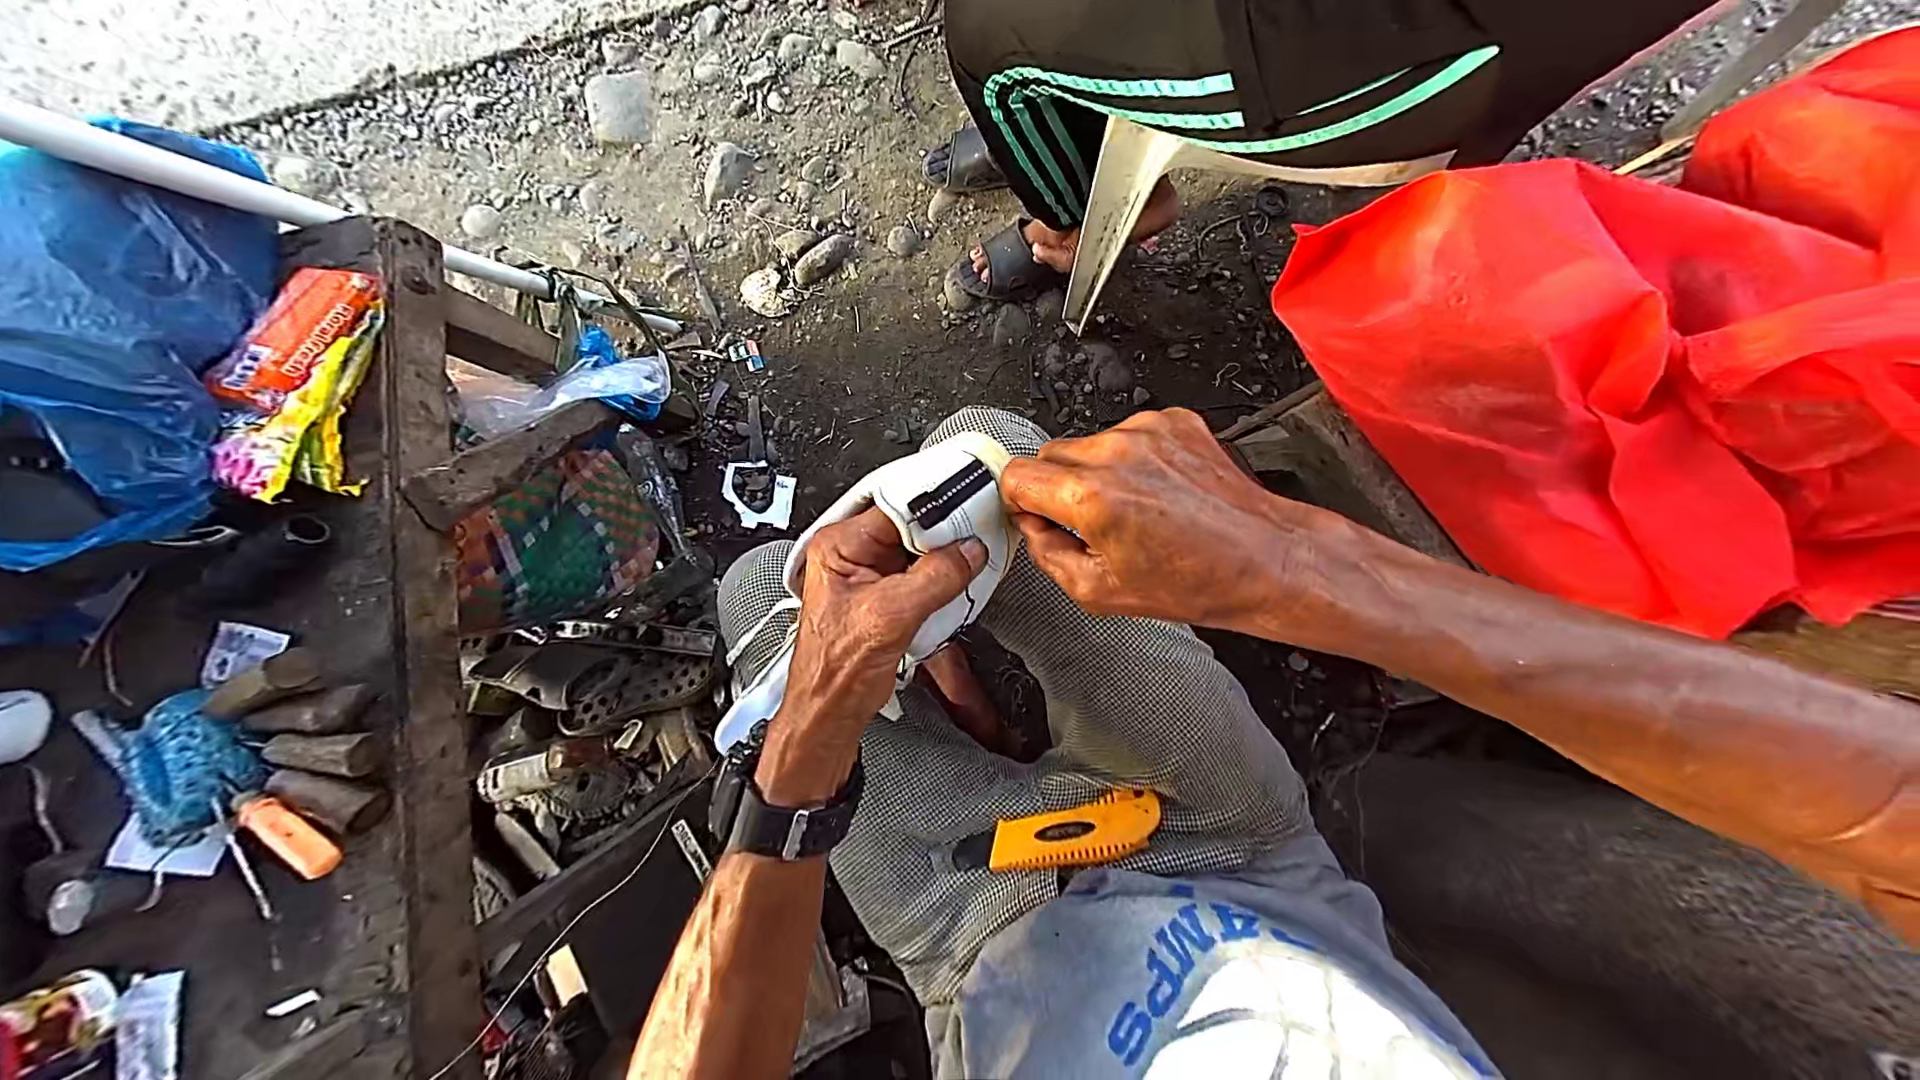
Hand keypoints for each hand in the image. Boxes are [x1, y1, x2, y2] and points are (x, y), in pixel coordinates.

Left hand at [758, 507, 985, 804]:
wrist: (832, 709)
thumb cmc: (834, 669)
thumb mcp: (890, 616)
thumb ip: (935, 578)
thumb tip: (968, 552)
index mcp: (839, 546)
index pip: (895, 507)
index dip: (934, 508)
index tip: (967, 510)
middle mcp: (854, 554)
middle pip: (912, 526)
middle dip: (944, 535)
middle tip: (972, 540)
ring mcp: (873, 574)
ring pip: (921, 550)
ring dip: (946, 558)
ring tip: (967, 564)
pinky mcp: (890, 594)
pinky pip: (925, 573)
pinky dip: (944, 579)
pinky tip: (957, 584)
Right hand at [999, 409, 1362, 642]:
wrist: (1264, 558)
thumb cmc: (1199, 579)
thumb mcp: (1099, 591)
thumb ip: (1047, 554)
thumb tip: (1033, 529)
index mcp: (1094, 497)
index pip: (1017, 475)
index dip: (1017, 499)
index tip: (1029, 510)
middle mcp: (1118, 454)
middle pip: (1048, 454)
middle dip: (1055, 487)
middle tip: (1084, 519)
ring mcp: (1149, 433)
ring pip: (1087, 444)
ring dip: (1093, 472)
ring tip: (1130, 507)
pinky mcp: (1174, 422)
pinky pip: (1125, 435)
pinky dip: (1129, 460)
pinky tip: (1153, 490)